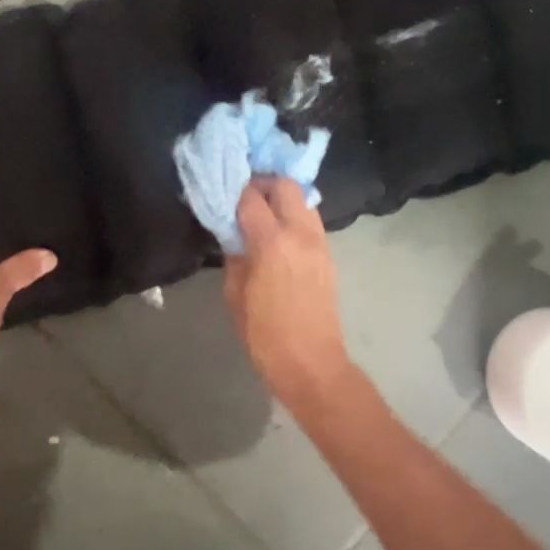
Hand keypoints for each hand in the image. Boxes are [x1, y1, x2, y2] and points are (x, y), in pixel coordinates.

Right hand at [224, 178, 351, 406]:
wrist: (312, 366)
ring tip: (260, 213)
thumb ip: (234, 255)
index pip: (252, 197)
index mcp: (272, 242)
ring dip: (281, 199)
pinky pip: (310, 221)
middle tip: (243, 196)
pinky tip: (276, 234)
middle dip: (263, 184)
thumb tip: (233, 235)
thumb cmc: (264, 334)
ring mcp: (319, 244)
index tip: (221, 194)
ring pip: (303, 200)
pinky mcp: (328, 256)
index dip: (235, 191)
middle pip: (286, 186)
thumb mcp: (234, 294)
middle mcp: (300, 234)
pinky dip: (293, 216)